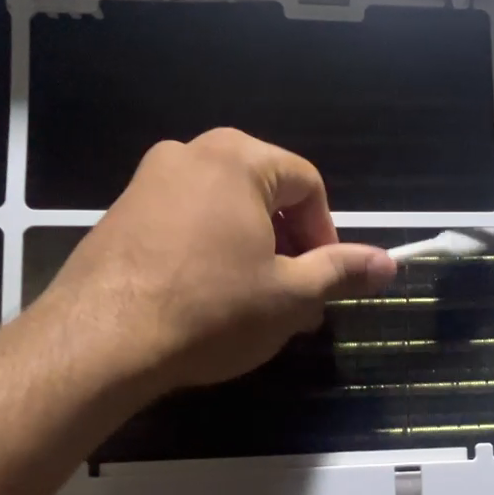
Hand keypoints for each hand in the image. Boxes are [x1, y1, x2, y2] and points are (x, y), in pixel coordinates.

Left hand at [37, 128, 396, 394]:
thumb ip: (343, 271)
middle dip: (290, 248)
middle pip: (266, 194)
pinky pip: (186, 224)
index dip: (327, 235)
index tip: (324, 282)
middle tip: (295, 301)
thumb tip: (391, 263)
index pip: (308, 184)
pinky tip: (207, 304)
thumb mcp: (291, 296)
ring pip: (226, 211)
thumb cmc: (210, 310)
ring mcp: (147, 181)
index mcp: (238, 159)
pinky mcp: (120, 214)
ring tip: (254, 309)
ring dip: (253, 255)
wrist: (102, 341)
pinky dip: (210, 255)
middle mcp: (190, 153)